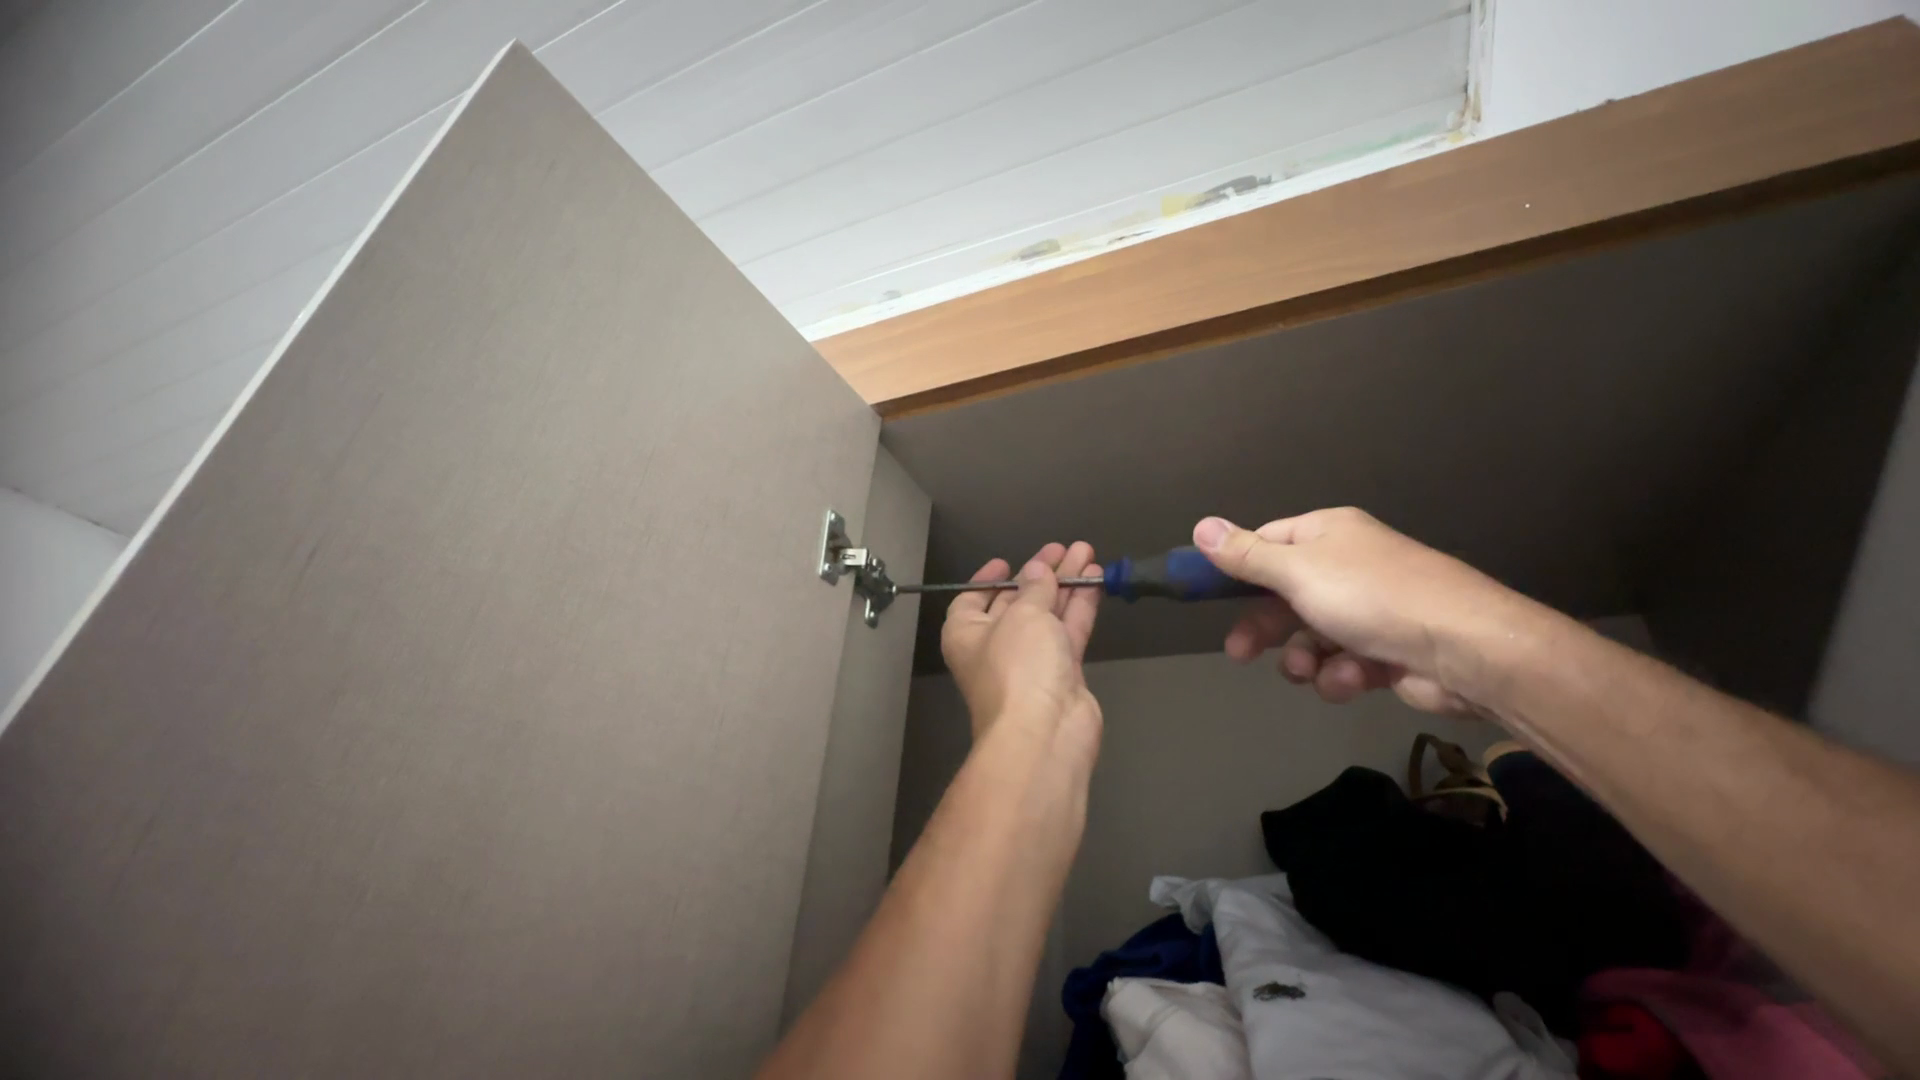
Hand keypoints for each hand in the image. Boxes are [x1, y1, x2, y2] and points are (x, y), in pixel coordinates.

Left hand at [941, 542, 1102, 759]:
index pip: (971, 599)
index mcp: (966, 634)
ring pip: (1048, 615)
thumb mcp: (1022, 615)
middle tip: (1065, 548)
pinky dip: (1080, 607)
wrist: (1044, 734)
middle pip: (1017, 603)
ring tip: (1086, 553)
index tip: (1007, 561)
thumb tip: (1037, 569)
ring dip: (1066, 585)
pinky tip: (1096, 581)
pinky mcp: (1061, 674)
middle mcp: (994, 648)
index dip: (989, 579)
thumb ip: (1034, 588)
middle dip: (1040, 574)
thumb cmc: (1017, 667)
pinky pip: (1069, 632)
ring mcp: (1029, 662)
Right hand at [1192, 508, 1541, 715]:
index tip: (1209, 596)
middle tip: (1240, 654)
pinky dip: (1342, 675)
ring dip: (1305, 658)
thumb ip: (1245, 556)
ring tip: (1313, 671)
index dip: (1237, 569)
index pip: (1268, 543)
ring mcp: (1370, 609)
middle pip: (1284, 596)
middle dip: (1265, 629)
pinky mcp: (1387, 650)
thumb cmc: (1372, 597)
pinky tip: (1353, 679)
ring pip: (1311, 635)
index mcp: (1328, 533)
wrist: (1465, 649)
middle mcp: (1348, 565)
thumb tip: (1200, 525)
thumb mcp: (1297, 572)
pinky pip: (1343, 662)